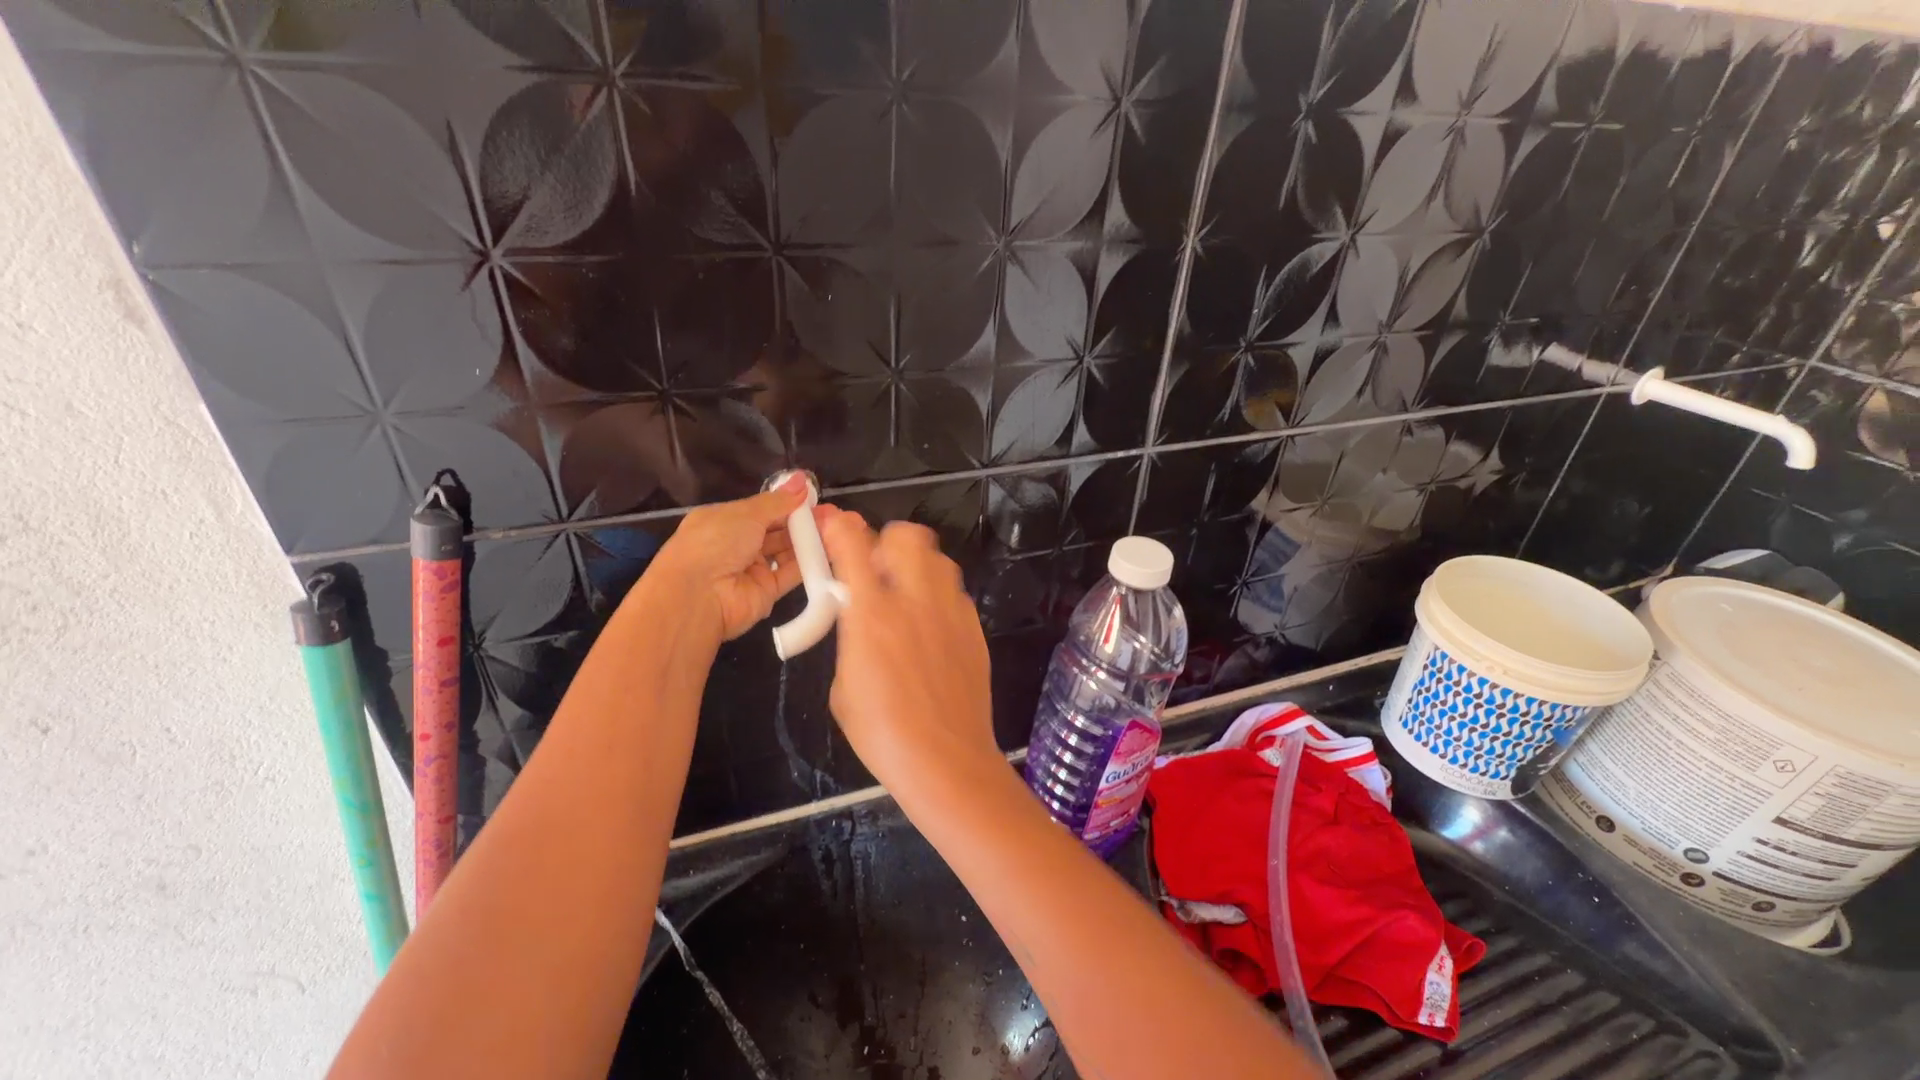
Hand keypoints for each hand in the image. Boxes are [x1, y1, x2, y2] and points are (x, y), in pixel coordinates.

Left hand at [645, 475, 821, 641]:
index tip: (812, 497)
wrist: (698, 595)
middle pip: (775, 530)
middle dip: (800, 521)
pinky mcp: (766, 592)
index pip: (760, 510)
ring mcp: (751, 569)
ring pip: (784, 551)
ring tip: (833, 529)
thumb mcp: (746, 513)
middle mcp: (736, 544)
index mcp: (724, 521)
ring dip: (806, 540)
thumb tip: (802, 480)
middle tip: (830, 513)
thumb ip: (778, 500)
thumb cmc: (716, 542)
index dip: (786, 503)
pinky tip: (826, 551)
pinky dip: (807, 563)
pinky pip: (789, 574)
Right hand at [819, 511, 997, 786]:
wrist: (945, 760)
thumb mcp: (844, 685)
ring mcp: (951, 612)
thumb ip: (851, 637)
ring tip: (905, 593)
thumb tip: (858, 617)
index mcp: (871, 614)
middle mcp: (915, 600)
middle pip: (906, 535)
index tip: (831, 523)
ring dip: (917, 564)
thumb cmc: (882, 733)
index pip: (854, 544)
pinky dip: (938, 596)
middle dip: (886, 540)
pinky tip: (930, 627)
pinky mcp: (975, 629)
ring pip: (938, 558)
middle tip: (875, 569)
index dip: (839, 526)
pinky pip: (955, 593)